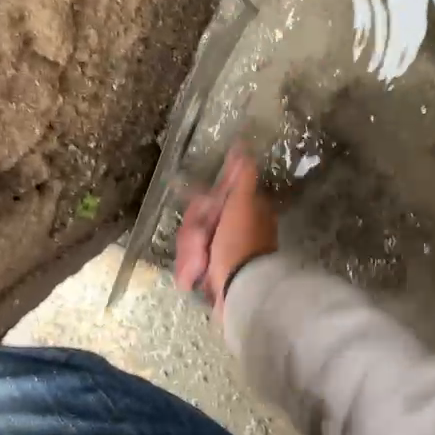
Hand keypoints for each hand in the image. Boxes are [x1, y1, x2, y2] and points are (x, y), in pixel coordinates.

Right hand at [174, 148, 276, 316]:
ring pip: (191, 243)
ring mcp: (223, 251)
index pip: (210, 198)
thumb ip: (242, 174)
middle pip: (197, 222)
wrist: (241, 291)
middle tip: (201, 244)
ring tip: (199, 267)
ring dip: (190, 254)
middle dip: (193, 235)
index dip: (201, 207)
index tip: (201, 218)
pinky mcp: (214, 272)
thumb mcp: (243, 203)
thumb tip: (243, 144)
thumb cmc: (241, 243)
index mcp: (244, 211)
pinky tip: (194, 277)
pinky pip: (191, 263)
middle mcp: (234, 229)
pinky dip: (190, 269)